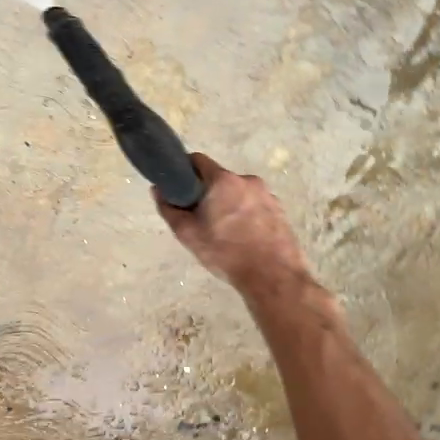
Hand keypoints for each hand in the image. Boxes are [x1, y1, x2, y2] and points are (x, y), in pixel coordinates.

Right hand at [155, 153, 316, 298]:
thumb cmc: (225, 252)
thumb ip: (168, 207)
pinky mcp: (282, 212)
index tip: (179, 187)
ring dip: (228, 203)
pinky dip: (246, 214)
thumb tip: (158, 190)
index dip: (184, 170)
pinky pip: (255, 205)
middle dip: (207, 191)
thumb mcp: (186, 232)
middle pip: (219, 178)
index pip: (197, 160)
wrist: (274, 279)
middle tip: (199, 215)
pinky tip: (243, 236)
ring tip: (224, 229)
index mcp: (223, 181)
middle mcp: (248, 181)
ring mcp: (268, 196)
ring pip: (238, 192)